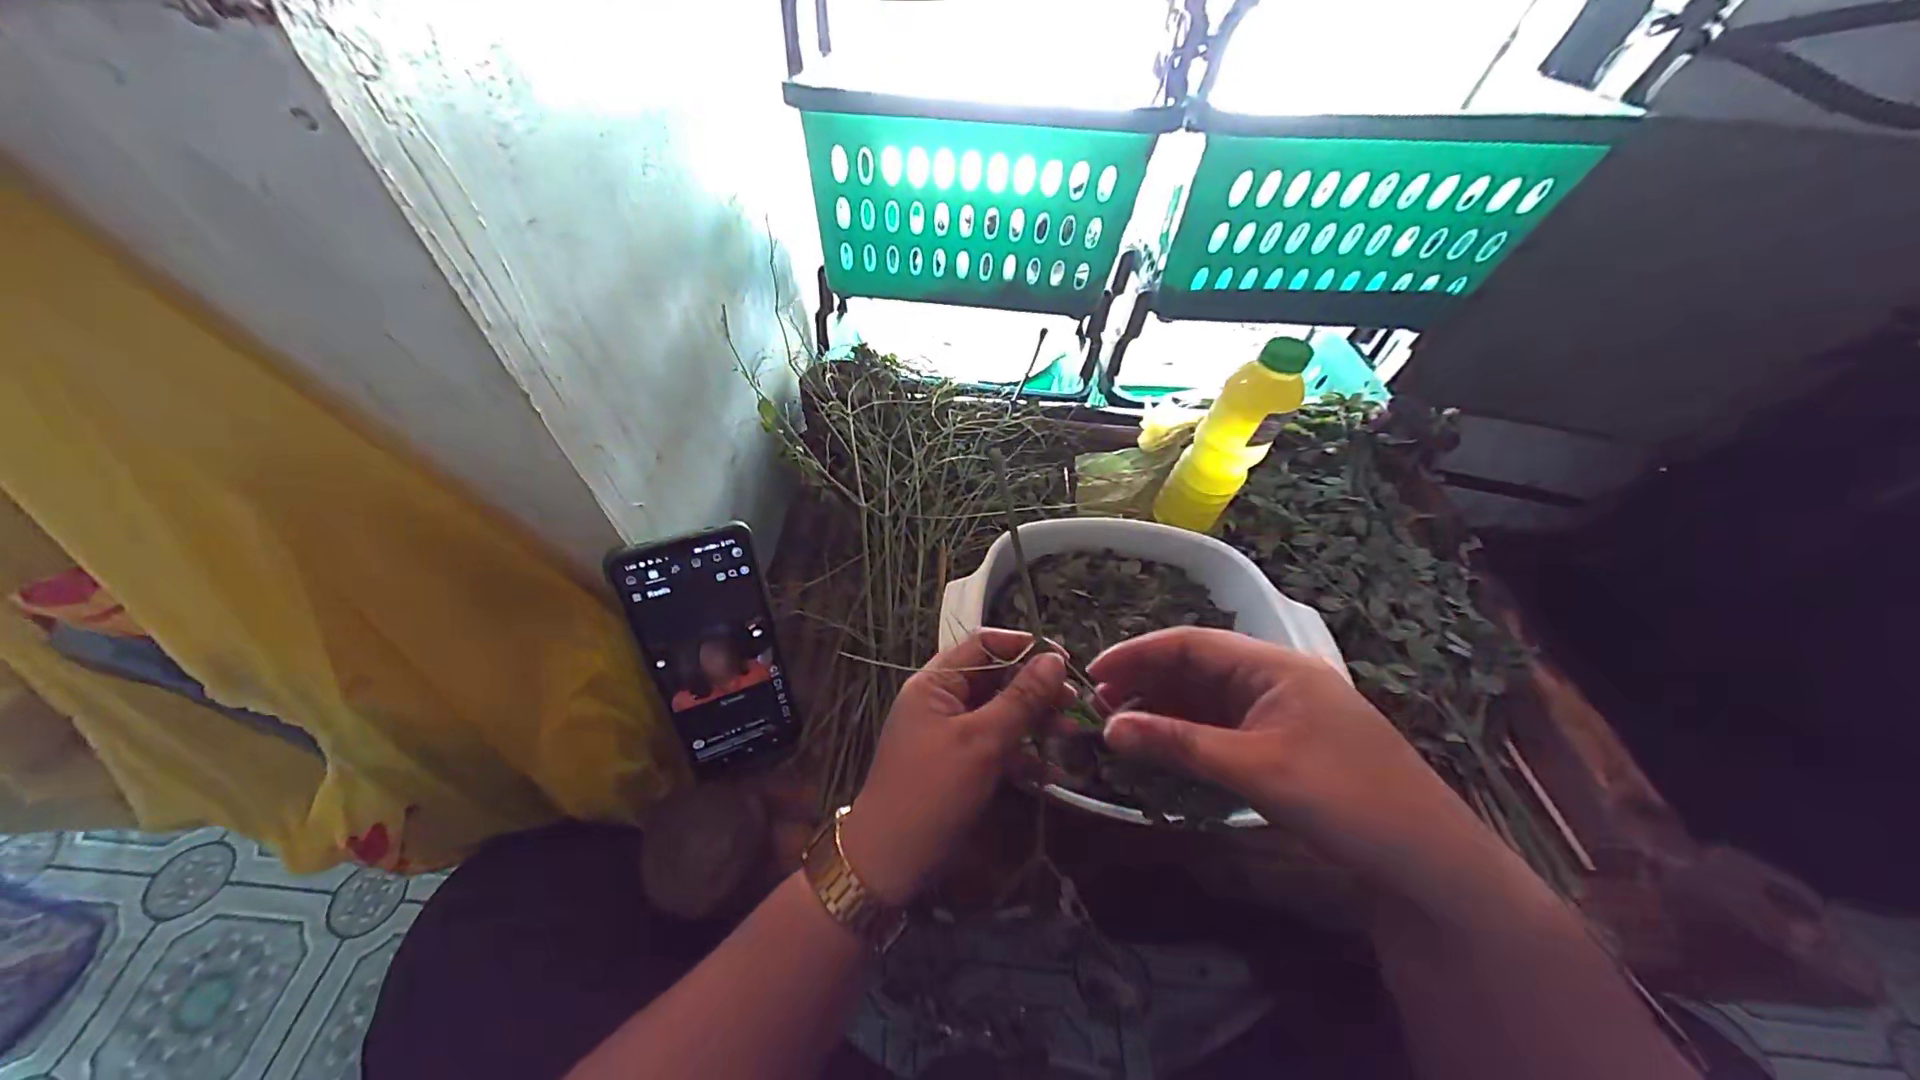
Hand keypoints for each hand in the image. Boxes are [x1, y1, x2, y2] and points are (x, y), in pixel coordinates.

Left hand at [838, 630, 1073, 904]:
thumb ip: (1020, 699)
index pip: (983, 644)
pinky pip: (995, 746)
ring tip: (1070, 733)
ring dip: (1035, 721)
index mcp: (936, 683)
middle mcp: (942, 700)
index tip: (1063, 660)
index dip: (1023, 646)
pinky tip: (1052, 772)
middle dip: (1036, 689)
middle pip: (996, 679)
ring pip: (1000, 713)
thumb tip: (1055, 660)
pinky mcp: (960, 763)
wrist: (890, 860)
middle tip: (1073, 703)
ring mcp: (951, 733)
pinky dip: (1022, 755)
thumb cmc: (933, 790)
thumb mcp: (982, 741)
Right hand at [1089, 627, 1509, 902]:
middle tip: (1098, 705)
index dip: (1137, 654)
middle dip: (1144, 681)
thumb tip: (1110, 729)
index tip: (1092, 673)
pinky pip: (1222, 726)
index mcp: (1273, 664)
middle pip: (1195, 666)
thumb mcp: (1254, 768)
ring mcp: (1280, 712)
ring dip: (1162, 708)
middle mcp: (1274, 678)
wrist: (1431, 865)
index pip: (1190, 642)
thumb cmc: (1344, 799)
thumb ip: (1178, 743)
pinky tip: (1161, 746)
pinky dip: (1187, 733)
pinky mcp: (1283, 744)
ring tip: (1119, 726)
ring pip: (1206, 698)